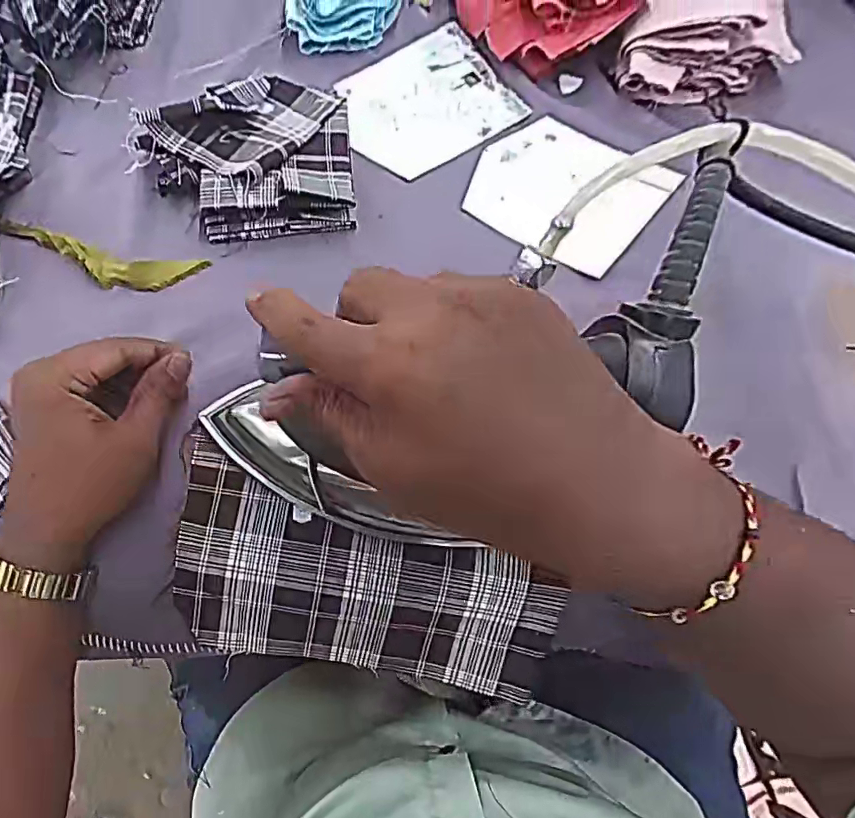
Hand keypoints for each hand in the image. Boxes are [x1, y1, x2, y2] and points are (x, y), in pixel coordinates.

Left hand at [0, 338, 190, 571]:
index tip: (187, 362)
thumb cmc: (89, 489)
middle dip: (143, 370)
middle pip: (102, 359)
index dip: (155, 352)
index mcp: (52, 375)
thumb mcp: (134, 440)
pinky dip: (112, 399)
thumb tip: (179, 360)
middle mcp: (37, 375)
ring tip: (164, 401)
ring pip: (95, 376)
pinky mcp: (41, 412)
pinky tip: (137, 412)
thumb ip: (158, 394)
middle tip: (179, 384)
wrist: (47, 534)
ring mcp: (35, 394)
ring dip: (130, 385)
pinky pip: (83, 393)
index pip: (113, 348)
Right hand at [247, 269, 736, 600]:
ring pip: (413, 287)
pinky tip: (480, 365)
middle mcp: (428, 311)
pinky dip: (451, 320)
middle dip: (353, 324)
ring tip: (437, 372)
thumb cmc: (481, 494)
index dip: (277, 315)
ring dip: (404, 320)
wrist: (593, 482)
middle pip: (360, 289)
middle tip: (376, 372)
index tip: (260, 302)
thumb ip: (332, 416)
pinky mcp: (522, 294)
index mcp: (387, 365)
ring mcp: (481, 295)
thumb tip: (281, 391)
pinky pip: (462, 292)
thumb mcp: (391, 468)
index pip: (310, 326)